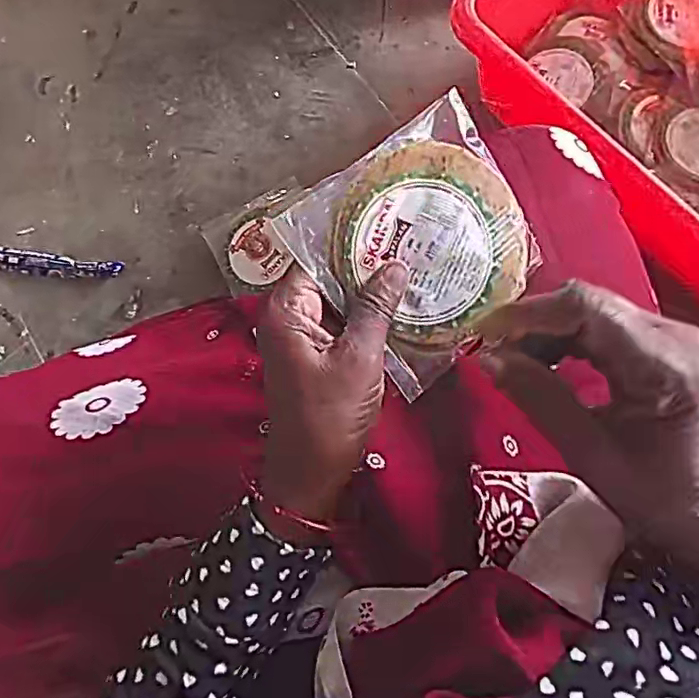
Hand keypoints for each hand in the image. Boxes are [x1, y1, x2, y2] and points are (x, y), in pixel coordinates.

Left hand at [256, 262, 407, 540]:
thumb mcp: (360, 357)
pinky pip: (341, 321)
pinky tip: (399, 303)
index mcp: (287, 309)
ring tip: (411, 265)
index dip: (349, 239)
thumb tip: (395, 263)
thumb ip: (375, 307)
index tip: (386, 222)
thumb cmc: (330, 416)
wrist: (311, 475)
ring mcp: (302, 335)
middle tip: (408, 241)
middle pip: (327, 275)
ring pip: (338, 298)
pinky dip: (366, 313)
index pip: (316, 257)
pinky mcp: (316, 353)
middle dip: (365, 262)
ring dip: (369, 288)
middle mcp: (288, 315)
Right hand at [475, 282, 698, 580]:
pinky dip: (566, 337)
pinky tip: (544, 360)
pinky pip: (603, 323)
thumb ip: (539, 398)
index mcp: (666, 365)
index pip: (588, 310)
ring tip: (513, 358)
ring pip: (592, 309)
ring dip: (546, 329)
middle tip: (492, 348)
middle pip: (588, 303)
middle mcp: (675, 335)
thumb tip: (487, 357)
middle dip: (533, 322)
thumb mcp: (589, 454)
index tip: (485, 331)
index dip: (529, 314)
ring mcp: (673, 333)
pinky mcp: (663, 340)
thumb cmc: (656, 497)